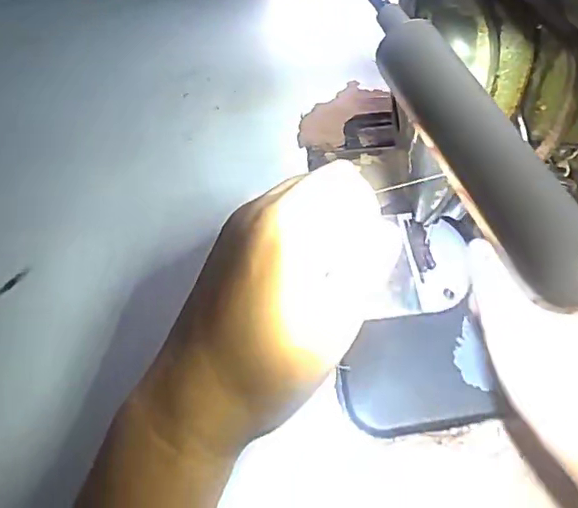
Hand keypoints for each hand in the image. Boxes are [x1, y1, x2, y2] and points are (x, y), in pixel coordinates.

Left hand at [78, 162, 397, 506]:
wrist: (193, 398)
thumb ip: (365, 269)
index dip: (367, 209)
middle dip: (345, 214)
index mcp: (284, 220)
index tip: (371, 251)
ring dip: (322, 222)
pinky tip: (301, 279)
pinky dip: (299, 230)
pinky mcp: (227, 241)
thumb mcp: (333, 325)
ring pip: (297, 197)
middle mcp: (257, 208)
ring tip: (329, 276)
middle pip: (319, 183)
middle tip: (354, 267)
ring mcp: (237, 222)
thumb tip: (385, 232)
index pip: (341, 180)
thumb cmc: (268, 367)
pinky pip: (276, 213)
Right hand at [468, 240, 577, 506]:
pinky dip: (570, 339)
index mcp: (574, 274)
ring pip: (566, 301)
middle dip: (515, 295)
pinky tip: (561, 371)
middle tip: (498, 328)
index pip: (522, 250)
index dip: (493, 267)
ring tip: (529, 355)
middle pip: (544, 275)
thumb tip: (481, 247)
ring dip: (542, 316)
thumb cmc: (565, 398)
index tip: (481, 292)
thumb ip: (492, 284)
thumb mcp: (508, 337)